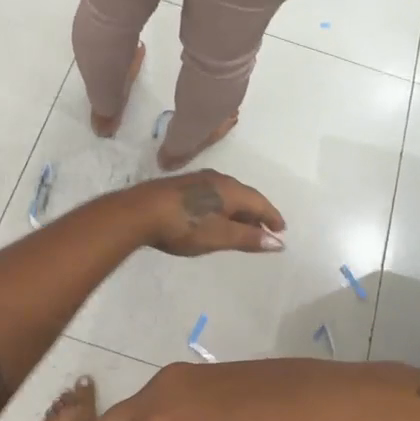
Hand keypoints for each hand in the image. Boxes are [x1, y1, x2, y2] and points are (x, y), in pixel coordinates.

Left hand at [118, 170, 285, 257]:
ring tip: (241, 228)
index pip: (259, 202)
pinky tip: (214, 219)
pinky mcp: (182, 186)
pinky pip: (213, 195)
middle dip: (256, 214)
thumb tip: (278, 241)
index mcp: (230, 189)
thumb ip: (248, 238)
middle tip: (263, 232)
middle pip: (244, 196)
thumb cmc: (183, 226)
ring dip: (239, 211)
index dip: (272, 217)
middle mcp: (217, 179)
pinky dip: (222, 208)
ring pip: (227, 194)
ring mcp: (197, 180)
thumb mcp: (219, 236)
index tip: (281, 231)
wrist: (139, 212)